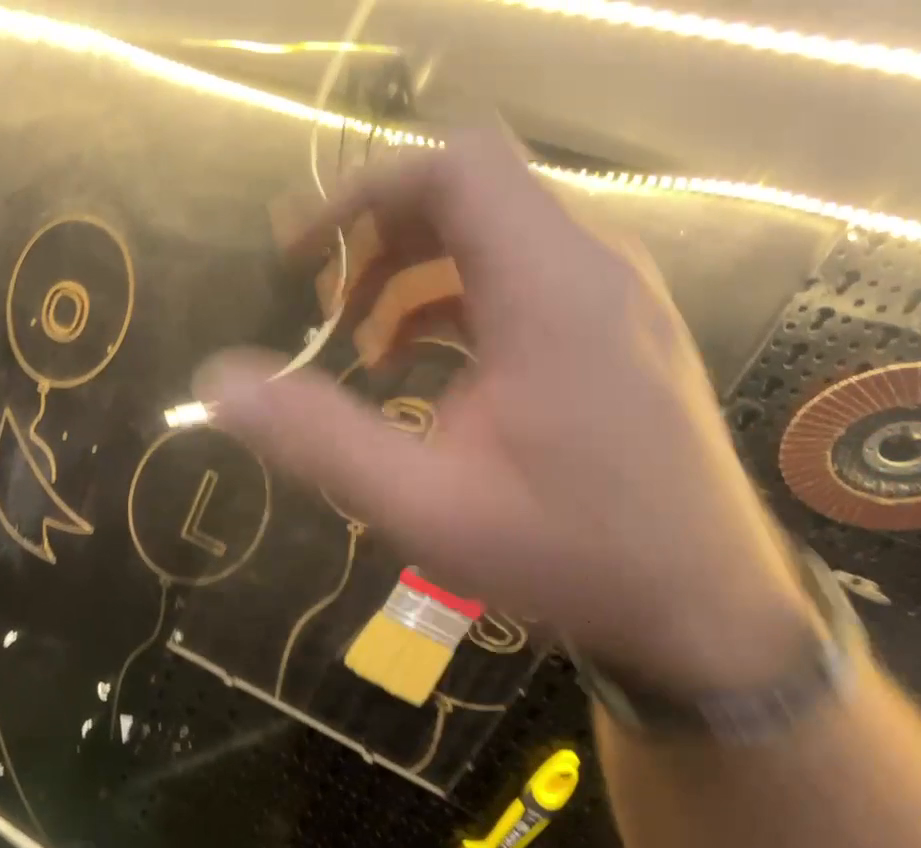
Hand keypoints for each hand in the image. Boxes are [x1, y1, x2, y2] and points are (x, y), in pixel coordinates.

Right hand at [199, 129, 818, 694]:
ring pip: (494, 235)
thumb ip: (316, 437)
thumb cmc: (564, 552)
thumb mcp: (420, 502)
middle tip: (320, 305)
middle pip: (470, 193)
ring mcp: (611, 299)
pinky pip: (518, 280)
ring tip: (358, 345)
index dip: (364, 191)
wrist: (701, 605)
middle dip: (377, 238)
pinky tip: (416, 371)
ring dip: (411, 274)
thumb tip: (218, 386)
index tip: (300, 254)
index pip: (454, 170)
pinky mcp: (613, 333)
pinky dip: (451, 303)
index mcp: (548, 290)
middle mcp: (591, 270)